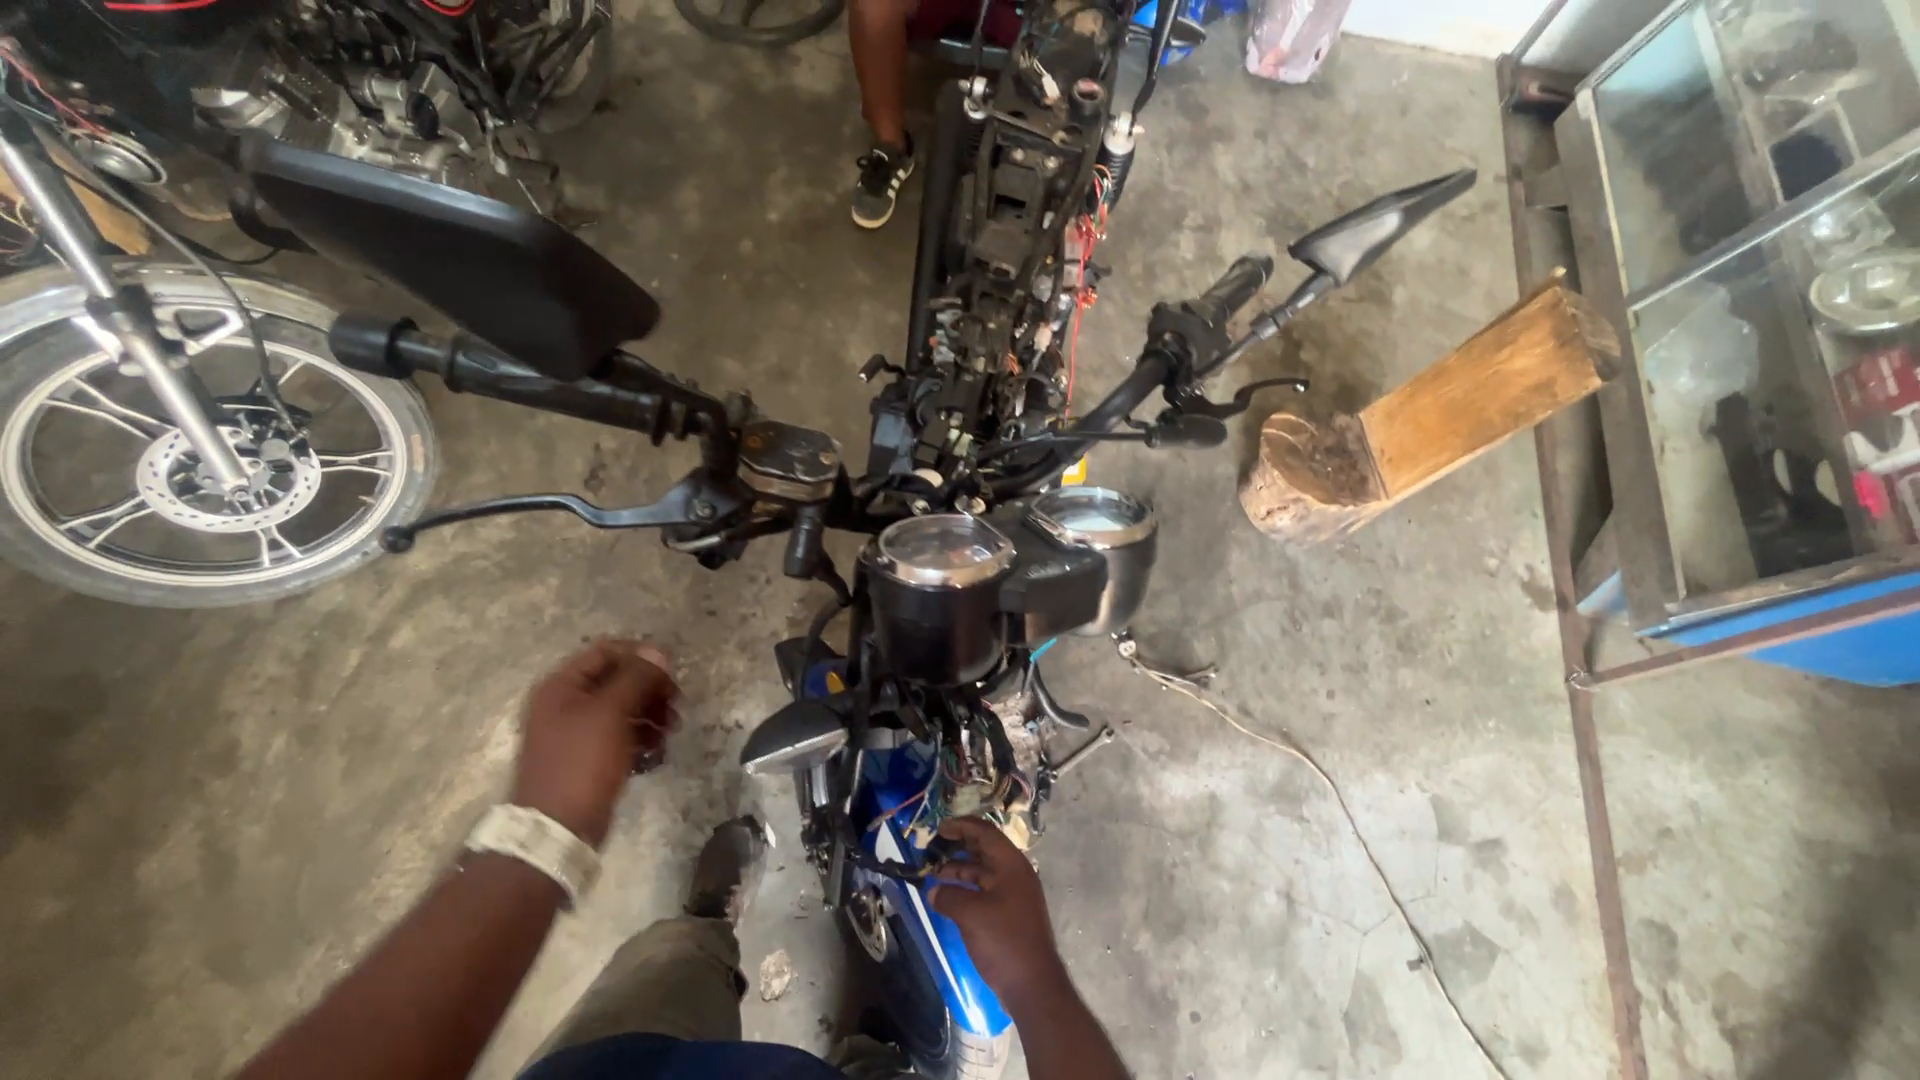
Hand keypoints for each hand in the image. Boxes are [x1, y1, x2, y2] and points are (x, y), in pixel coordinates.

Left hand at [512, 639, 677, 848]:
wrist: (558, 827)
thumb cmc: (581, 761)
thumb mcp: (610, 712)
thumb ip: (635, 678)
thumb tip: (657, 651)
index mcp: (562, 686)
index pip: (606, 652)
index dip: (640, 656)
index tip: (672, 671)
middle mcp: (566, 704)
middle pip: (618, 681)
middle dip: (651, 690)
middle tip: (677, 704)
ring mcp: (577, 733)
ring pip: (623, 709)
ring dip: (652, 715)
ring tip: (672, 731)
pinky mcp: (590, 758)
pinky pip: (621, 737)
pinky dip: (642, 739)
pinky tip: (658, 753)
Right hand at [927, 816, 1072, 1007]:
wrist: (1033, 985)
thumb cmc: (1004, 940)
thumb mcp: (971, 914)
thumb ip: (949, 896)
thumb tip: (933, 890)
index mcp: (1011, 865)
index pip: (985, 832)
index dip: (962, 826)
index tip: (939, 828)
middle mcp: (1015, 874)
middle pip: (985, 850)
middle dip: (959, 847)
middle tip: (933, 849)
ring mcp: (1014, 895)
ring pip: (983, 872)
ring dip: (960, 870)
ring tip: (934, 874)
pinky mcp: (1010, 914)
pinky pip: (985, 891)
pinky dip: (966, 889)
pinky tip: (948, 897)